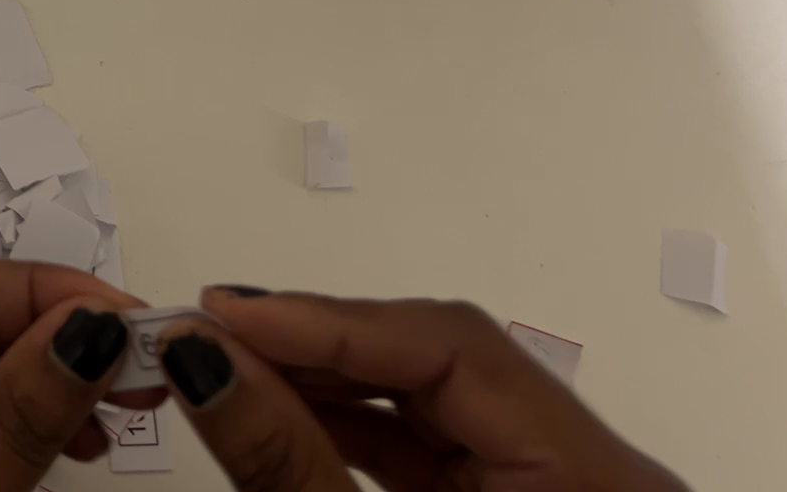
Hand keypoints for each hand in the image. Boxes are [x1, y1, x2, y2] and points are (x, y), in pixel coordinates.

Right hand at [154, 287, 690, 490]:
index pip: (454, 350)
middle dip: (311, 340)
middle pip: (437, 356)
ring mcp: (553, 488)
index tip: (220, 313)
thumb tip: (191, 348)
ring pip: (423, 388)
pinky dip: (343, 417)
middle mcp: (595, 475)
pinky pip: (422, 436)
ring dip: (317, 372)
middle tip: (206, 331)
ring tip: (227, 361)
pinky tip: (277, 408)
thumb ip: (281, 462)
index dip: (328, 320)